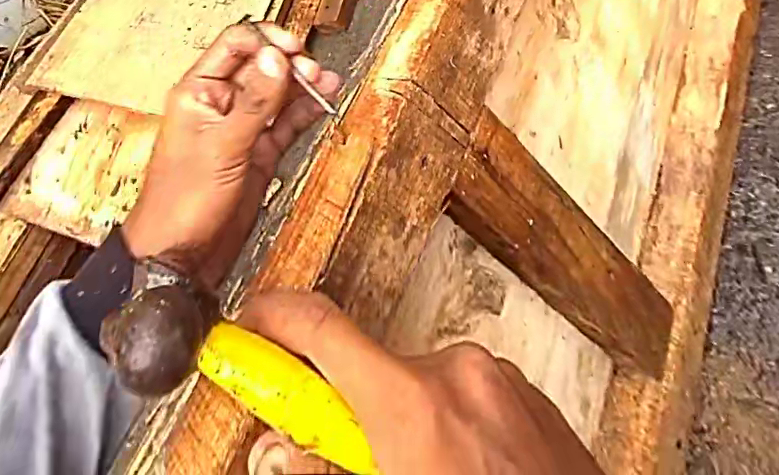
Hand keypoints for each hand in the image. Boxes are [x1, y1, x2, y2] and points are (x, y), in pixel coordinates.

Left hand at [122, 23, 340, 287]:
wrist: (180, 259)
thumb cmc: (179, 204)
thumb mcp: (220, 146)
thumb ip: (254, 102)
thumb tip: (276, 58)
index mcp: (199, 91)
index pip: (236, 44)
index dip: (266, 41)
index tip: (291, 49)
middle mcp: (222, 104)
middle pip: (262, 65)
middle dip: (289, 62)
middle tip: (310, 70)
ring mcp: (243, 127)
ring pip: (278, 92)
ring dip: (303, 84)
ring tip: (325, 81)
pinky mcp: (260, 151)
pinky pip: (287, 121)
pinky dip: (306, 110)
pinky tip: (322, 101)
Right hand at [238, 291, 603, 474]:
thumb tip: (281, 455)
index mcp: (414, 406)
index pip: (321, 329)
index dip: (273, 319)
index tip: (247, 325)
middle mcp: (459, 373)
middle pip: (374, 371)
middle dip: (355, 414)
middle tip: (357, 460)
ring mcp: (501, 379)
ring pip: (423, 388)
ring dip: (409, 426)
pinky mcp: (531, 395)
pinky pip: (468, 396)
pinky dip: (453, 429)